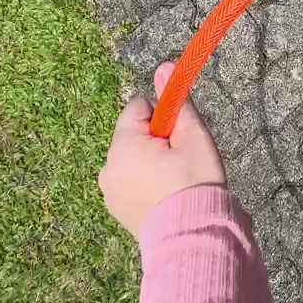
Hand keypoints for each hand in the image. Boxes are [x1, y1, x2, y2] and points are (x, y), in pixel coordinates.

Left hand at [100, 61, 225, 240]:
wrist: (191, 235)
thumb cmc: (194, 180)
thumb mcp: (192, 135)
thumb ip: (176, 101)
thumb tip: (163, 67)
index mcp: (124, 146)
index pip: (138, 107)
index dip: (163, 113)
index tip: (180, 131)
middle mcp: (108, 166)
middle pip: (134, 132)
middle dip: (157, 137)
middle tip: (181, 155)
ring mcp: (108, 190)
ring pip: (132, 155)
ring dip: (150, 157)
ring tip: (175, 176)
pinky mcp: (115, 207)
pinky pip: (129, 178)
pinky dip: (145, 178)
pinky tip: (165, 191)